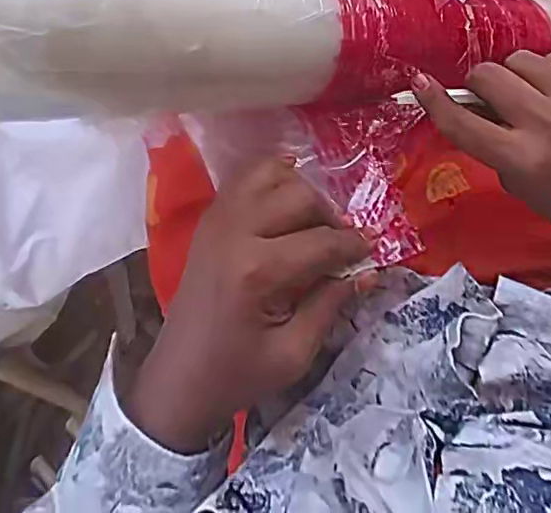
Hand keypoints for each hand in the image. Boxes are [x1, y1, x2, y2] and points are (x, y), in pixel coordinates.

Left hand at [126, 157, 368, 451]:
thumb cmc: (236, 372)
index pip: (319, 241)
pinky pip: (245, 177)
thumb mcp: (293, 355)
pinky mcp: (209, 216)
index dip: (352, 245)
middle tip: (343, 240)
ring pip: (270, 173)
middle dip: (329, 214)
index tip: (371, 250)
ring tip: (315, 220)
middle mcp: (234, 230)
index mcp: (255, 270)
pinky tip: (287, 198)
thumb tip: (366, 272)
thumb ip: (330, 306)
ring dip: (300, 190)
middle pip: (297, 195)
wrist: (179, 376)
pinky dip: (271, 178)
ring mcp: (217, 217)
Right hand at [410, 51, 550, 253]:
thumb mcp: (528, 190)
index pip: (463, 123)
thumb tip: (470, 110)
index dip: (435, 101)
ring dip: (516, 75)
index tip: (419, 83)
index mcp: (527, 160)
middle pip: (488, 76)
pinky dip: (549, 72)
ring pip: (520, 60)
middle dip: (481, 84)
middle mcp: (550, 124)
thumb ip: (494, 149)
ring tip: (532, 93)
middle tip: (492, 96)